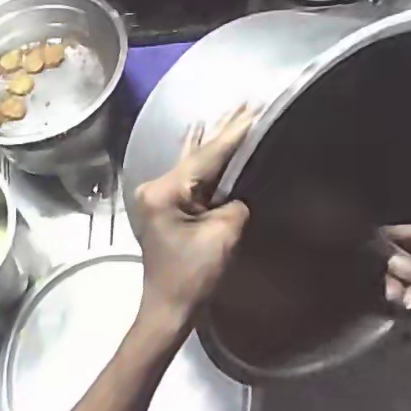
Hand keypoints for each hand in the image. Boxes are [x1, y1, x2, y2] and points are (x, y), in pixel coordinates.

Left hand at [131, 106, 254, 318]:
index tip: (254, 110)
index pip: (207, 157)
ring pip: (190, 162)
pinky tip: (199, 136)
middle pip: (196, 155)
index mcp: (165, 192)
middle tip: (246, 103)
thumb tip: (233, 197)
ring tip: (229, 114)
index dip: (234, 135)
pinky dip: (200, 159)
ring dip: (212, 142)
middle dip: (223, 131)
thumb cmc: (193, 275)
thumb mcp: (223, 235)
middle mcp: (155, 187)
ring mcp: (156, 196)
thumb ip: (234, 205)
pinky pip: (186, 175)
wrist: (168, 307)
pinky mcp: (163, 207)